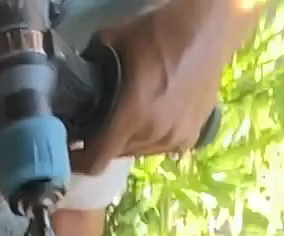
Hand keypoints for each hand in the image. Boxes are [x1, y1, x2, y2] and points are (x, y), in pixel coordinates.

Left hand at [69, 0, 246, 173]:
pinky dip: (151, 137)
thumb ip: (91, 65)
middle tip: (100, 124)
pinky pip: (160, 147)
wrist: (212, 27)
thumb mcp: (116, 41)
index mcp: (132, 116)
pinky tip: (154, 116)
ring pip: (138, 152)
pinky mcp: (190, 137)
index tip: (71, 151)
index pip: (96, 161)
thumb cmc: (162, 31)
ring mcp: (174, 139)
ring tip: (130, 116)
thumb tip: (76, 79)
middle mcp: (153, 135)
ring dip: (129, 140)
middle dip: (104, 142)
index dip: (78, 161)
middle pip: (115, 154)